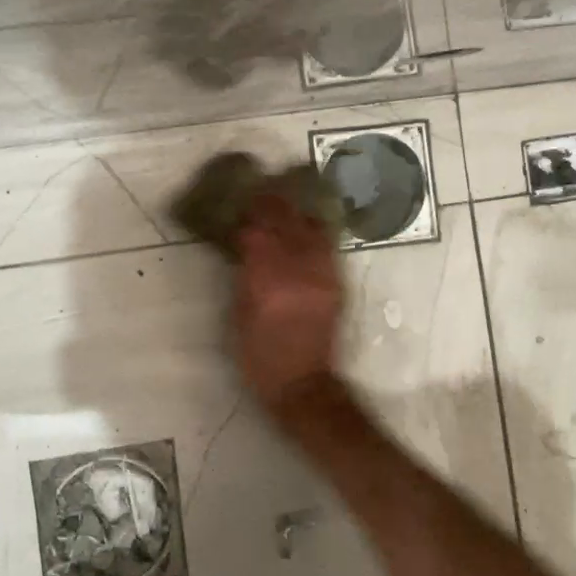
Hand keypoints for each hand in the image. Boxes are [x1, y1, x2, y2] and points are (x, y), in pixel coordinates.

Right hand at [232, 191, 344, 415]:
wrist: (303, 384)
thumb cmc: (259, 356)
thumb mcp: (239, 315)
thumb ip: (244, 277)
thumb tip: (245, 247)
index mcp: (267, 281)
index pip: (257, 234)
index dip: (248, 216)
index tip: (240, 205)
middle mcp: (297, 271)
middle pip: (285, 225)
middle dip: (272, 205)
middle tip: (261, 192)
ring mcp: (321, 275)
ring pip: (310, 230)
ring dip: (296, 213)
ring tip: (285, 200)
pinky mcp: (336, 283)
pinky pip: (326, 246)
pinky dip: (315, 231)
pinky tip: (307, 223)